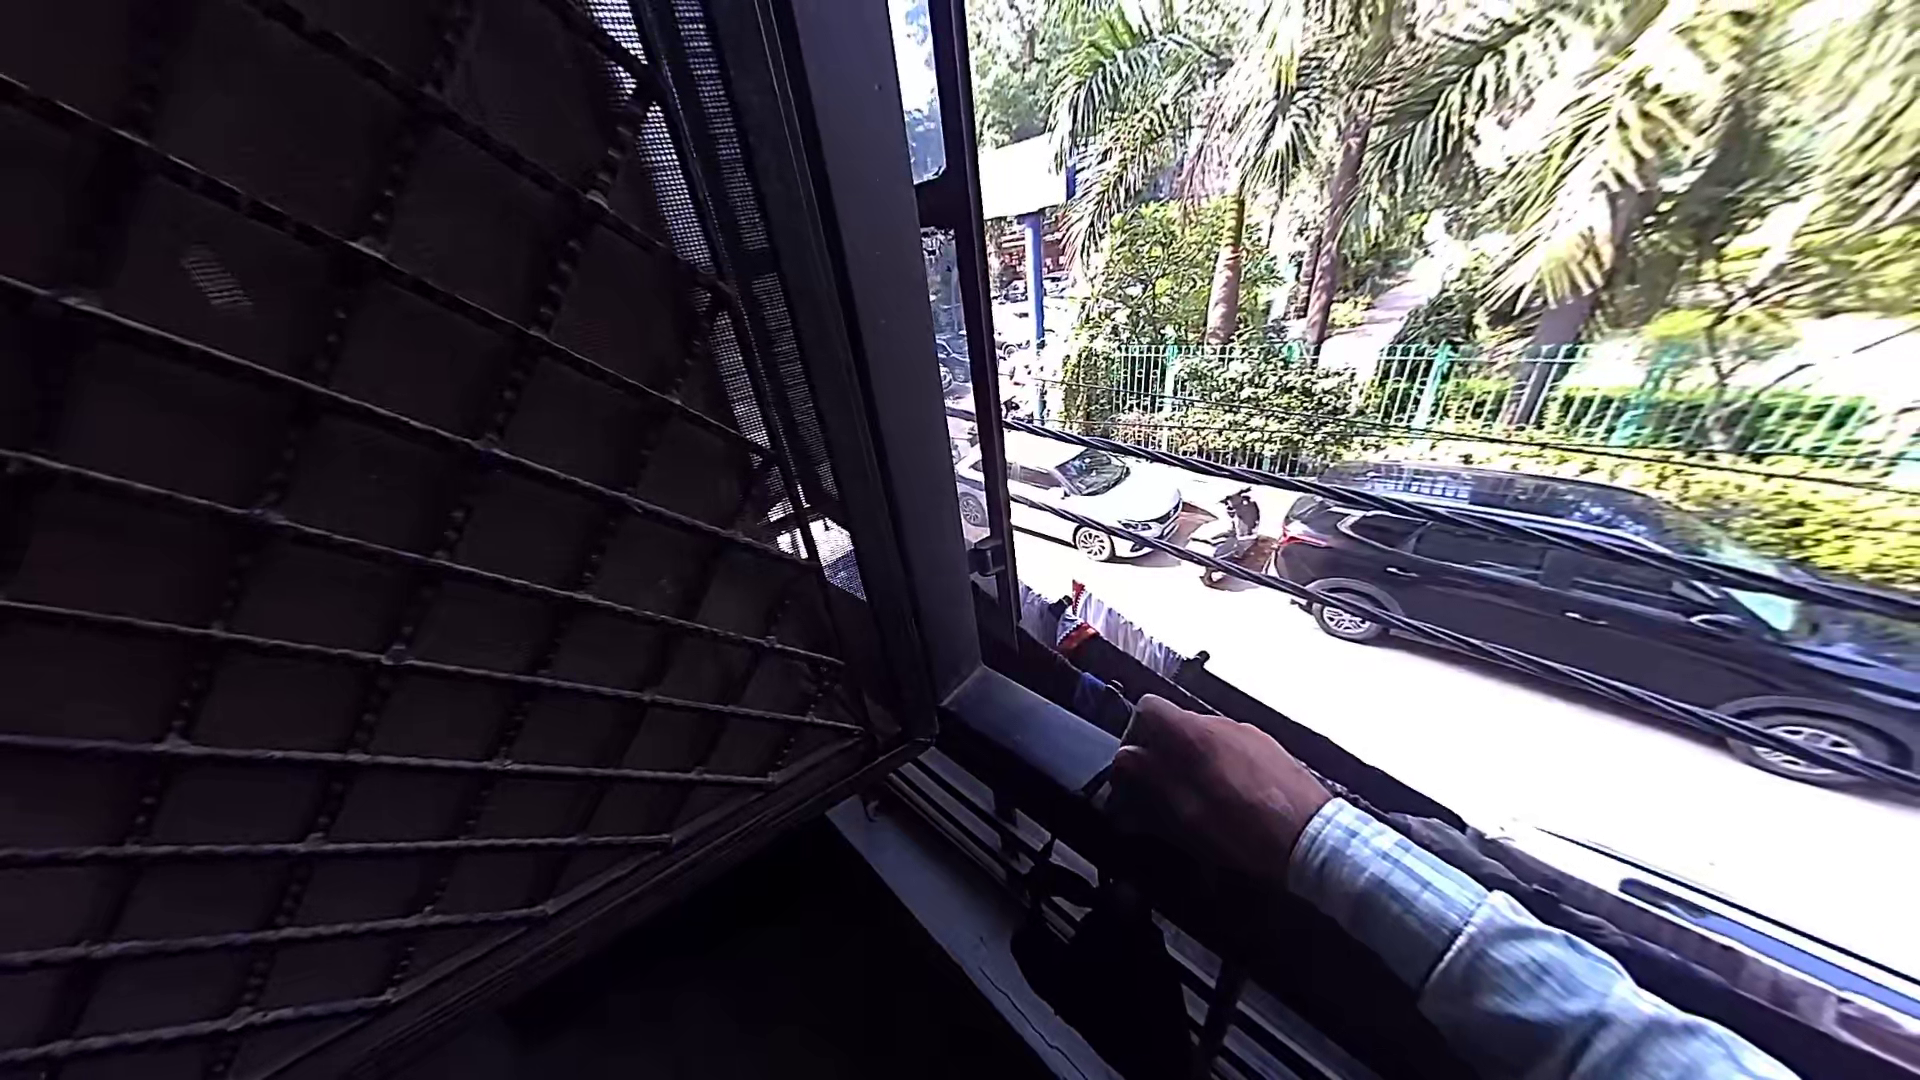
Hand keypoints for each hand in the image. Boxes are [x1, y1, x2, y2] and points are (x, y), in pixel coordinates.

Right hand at [1110, 695, 1331, 886]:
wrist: (1320, 843)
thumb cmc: (1246, 831)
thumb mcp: (1189, 813)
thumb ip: (1153, 778)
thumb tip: (1125, 756)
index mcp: (1195, 733)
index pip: (1149, 705)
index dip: (1134, 731)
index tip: (1138, 764)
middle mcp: (1221, 721)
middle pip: (1176, 722)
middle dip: (1162, 750)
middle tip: (1163, 788)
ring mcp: (1249, 732)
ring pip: (1204, 734)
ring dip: (1192, 758)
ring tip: (1201, 797)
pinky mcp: (1271, 746)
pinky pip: (1231, 744)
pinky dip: (1220, 761)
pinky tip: (1233, 795)